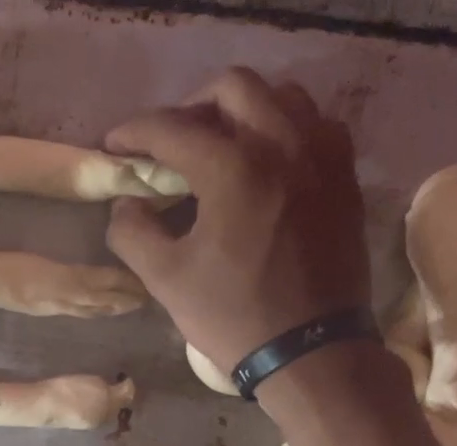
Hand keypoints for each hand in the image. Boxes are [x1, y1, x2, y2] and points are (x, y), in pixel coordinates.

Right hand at [105, 67, 369, 371]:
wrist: (309, 345)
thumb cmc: (230, 313)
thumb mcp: (164, 278)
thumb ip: (133, 232)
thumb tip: (126, 204)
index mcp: (234, 170)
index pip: (175, 129)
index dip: (135, 132)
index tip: (114, 146)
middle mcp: (285, 146)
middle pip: (235, 88)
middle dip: (190, 107)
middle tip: (165, 141)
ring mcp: (322, 157)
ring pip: (281, 97)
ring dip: (239, 111)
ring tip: (213, 146)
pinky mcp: (342, 176)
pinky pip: (313, 124)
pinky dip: (280, 128)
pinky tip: (259, 163)